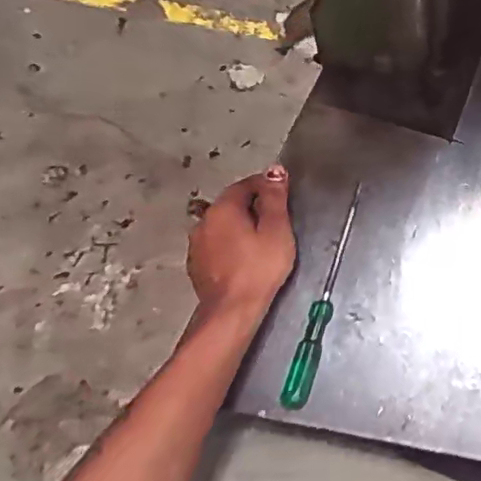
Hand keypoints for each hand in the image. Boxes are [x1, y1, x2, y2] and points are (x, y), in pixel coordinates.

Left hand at [188, 167, 295, 315]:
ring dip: (240, 227)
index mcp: (223, 208)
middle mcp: (203, 222)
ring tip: (263, 241)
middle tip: (278, 221)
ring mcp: (197, 245)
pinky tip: (246, 258)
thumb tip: (273, 170)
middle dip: (253, 206)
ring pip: (222, 225)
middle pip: (231, 204)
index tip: (283, 197)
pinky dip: (231, 245)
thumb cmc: (260, 268)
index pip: (245, 185)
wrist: (232, 309)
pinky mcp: (197, 265)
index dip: (266, 186)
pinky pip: (217, 245)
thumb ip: (274, 198)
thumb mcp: (277, 229)